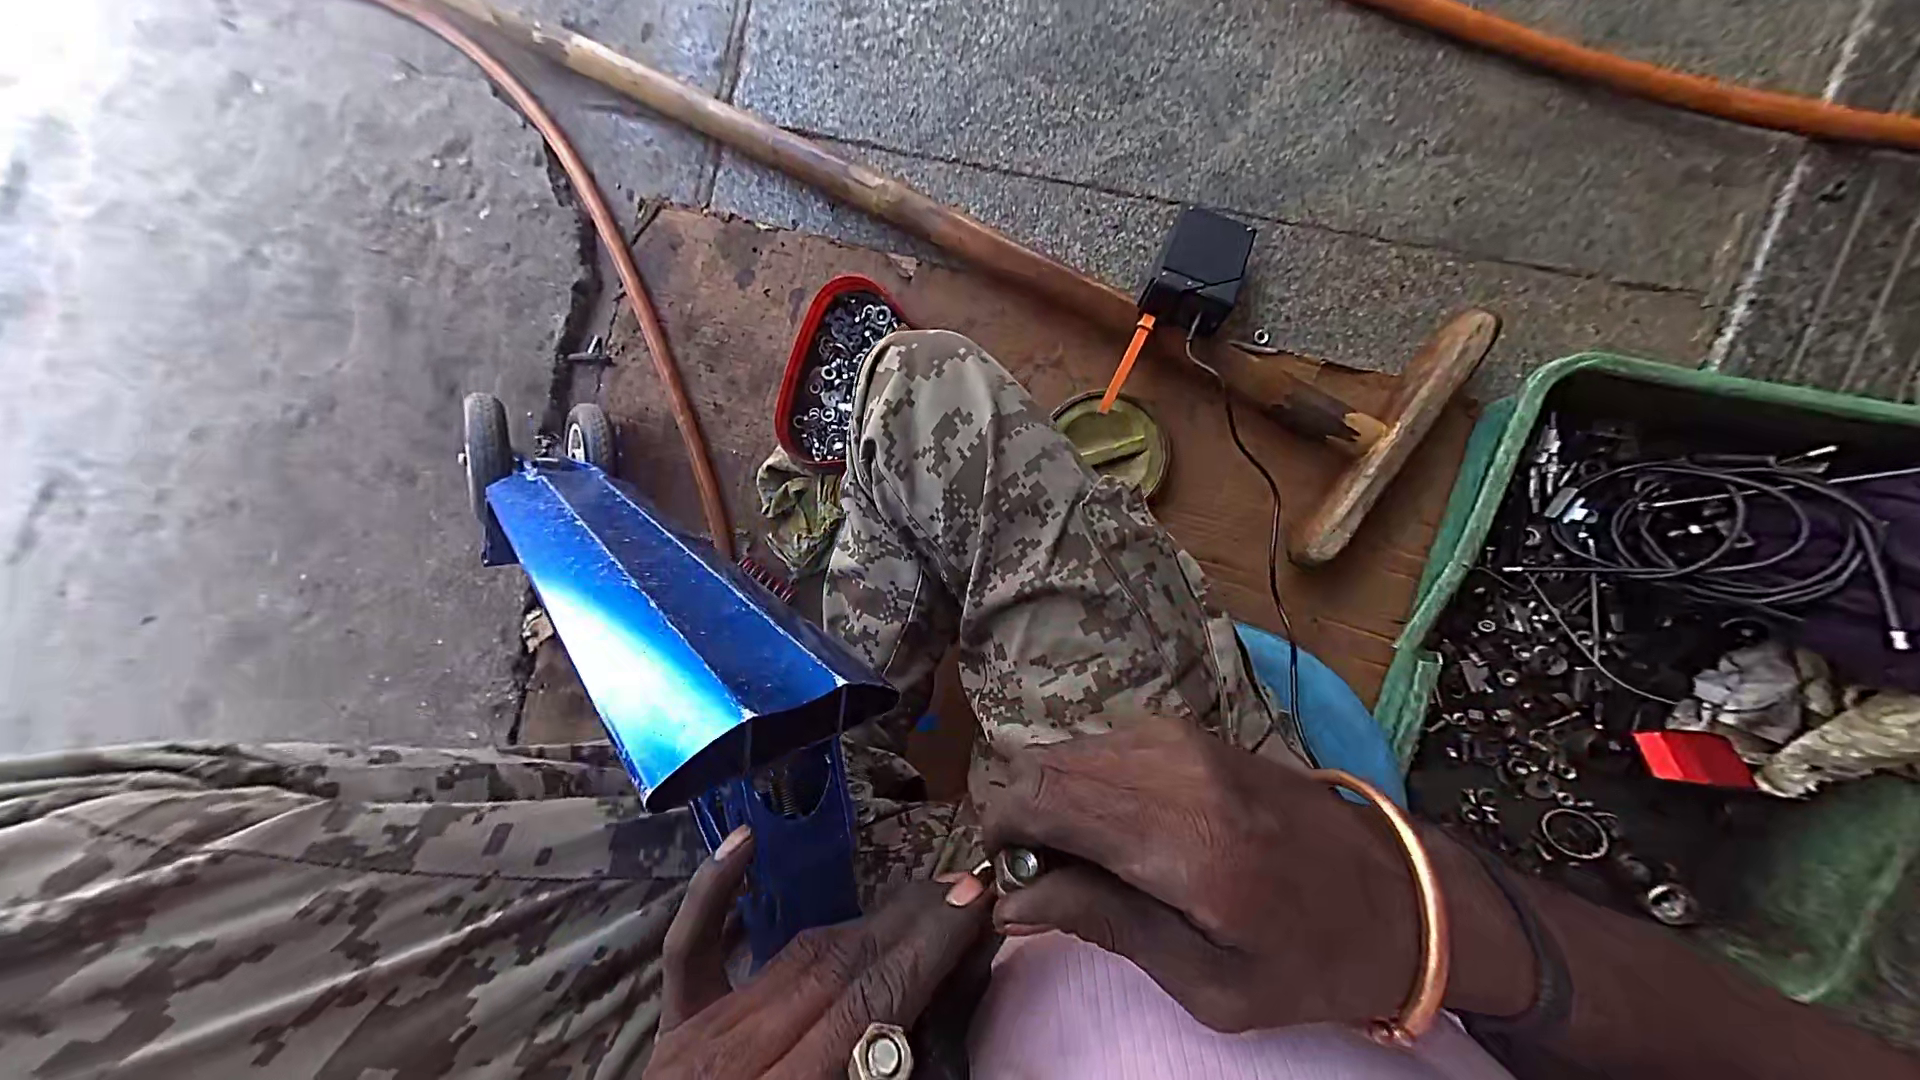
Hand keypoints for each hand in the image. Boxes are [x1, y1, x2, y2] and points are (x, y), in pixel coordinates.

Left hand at [646, 827, 993, 1078]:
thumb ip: (899, 1066)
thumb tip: (951, 989)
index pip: (870, 1000)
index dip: (927, 945)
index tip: (972, 898)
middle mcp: (735, 1063)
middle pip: (839, 966)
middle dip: (910, 921)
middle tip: (960, 889)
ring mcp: (695, 1040)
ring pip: (797, 953)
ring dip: (866, 918)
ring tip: (919, 895)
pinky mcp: (674, 1028)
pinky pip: (691, 945)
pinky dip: (715, 890)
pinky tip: (746, 839)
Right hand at [981, 718, 1458, 1032]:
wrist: (1398, 890)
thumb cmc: (1308, 957)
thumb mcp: (1208, 982)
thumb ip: (1101, 922)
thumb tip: (1009, 900)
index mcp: (1179, 836)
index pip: (1040, 797)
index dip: (999, 830)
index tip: (1006, 876)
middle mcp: (1168, 764)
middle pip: (1040, 764)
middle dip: (1016, 815)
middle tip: (1040, 872)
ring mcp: (1176, 736)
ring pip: (1063, 750)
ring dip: (1047, 798)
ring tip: (1079, 855)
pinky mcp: (1181, 728)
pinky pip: (1097, 745)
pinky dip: (1079, 782)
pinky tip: (1109, 826)